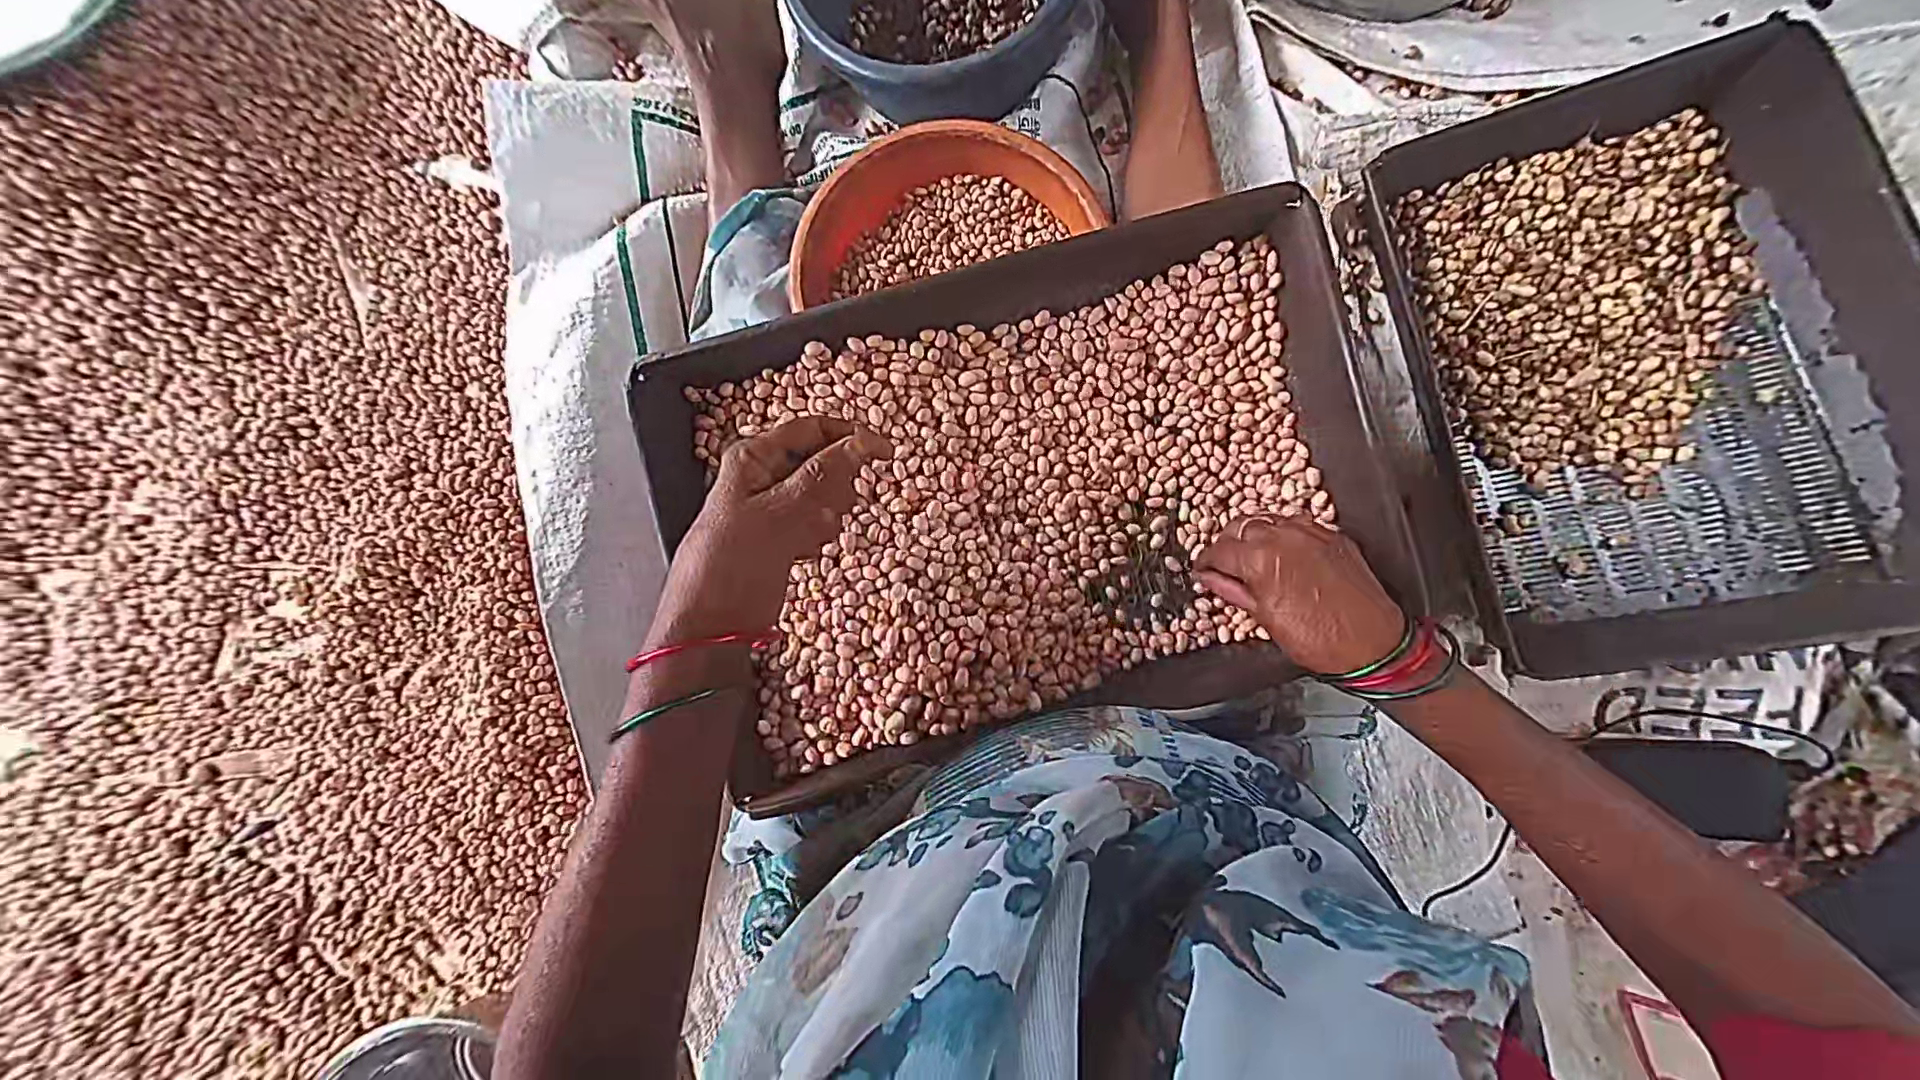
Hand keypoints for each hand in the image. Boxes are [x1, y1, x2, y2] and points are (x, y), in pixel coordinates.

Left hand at [648, 417, 892, 645]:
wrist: (709, 629)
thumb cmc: (728, 569)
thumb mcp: (776, 516)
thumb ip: (821, 477)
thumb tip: (861, 443)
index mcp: (753, 458)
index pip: (811, 429)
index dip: (849, 436)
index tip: (884, 451)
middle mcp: (764, 477)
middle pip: (823, 463)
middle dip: (834, 489)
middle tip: (821, 514)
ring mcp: (774, 508)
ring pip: (824, 497)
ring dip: (826, 517)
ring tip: (804, 539)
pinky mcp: (782, 537)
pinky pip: (817, 524)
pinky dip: (818, 536)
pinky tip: (803, 552)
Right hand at [1193, 515, 1406, 674]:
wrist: (1373, 645)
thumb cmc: (1320, 639)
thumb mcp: (1264, 617)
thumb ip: (1233, 590)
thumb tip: (1212, 578)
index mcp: (1259, 559)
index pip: (1218, 550)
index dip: (1206, 561)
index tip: (1204, 569)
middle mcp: (1283, 538)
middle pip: (1239, 527)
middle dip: (1228, 544)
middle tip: (1225, 564)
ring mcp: (1310, 534)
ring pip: (1267, 520)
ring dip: (1254, 535)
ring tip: (1252, 557)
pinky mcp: (1332, 537)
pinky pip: (1297, 524)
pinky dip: (1283, 534)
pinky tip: (1282, 552)